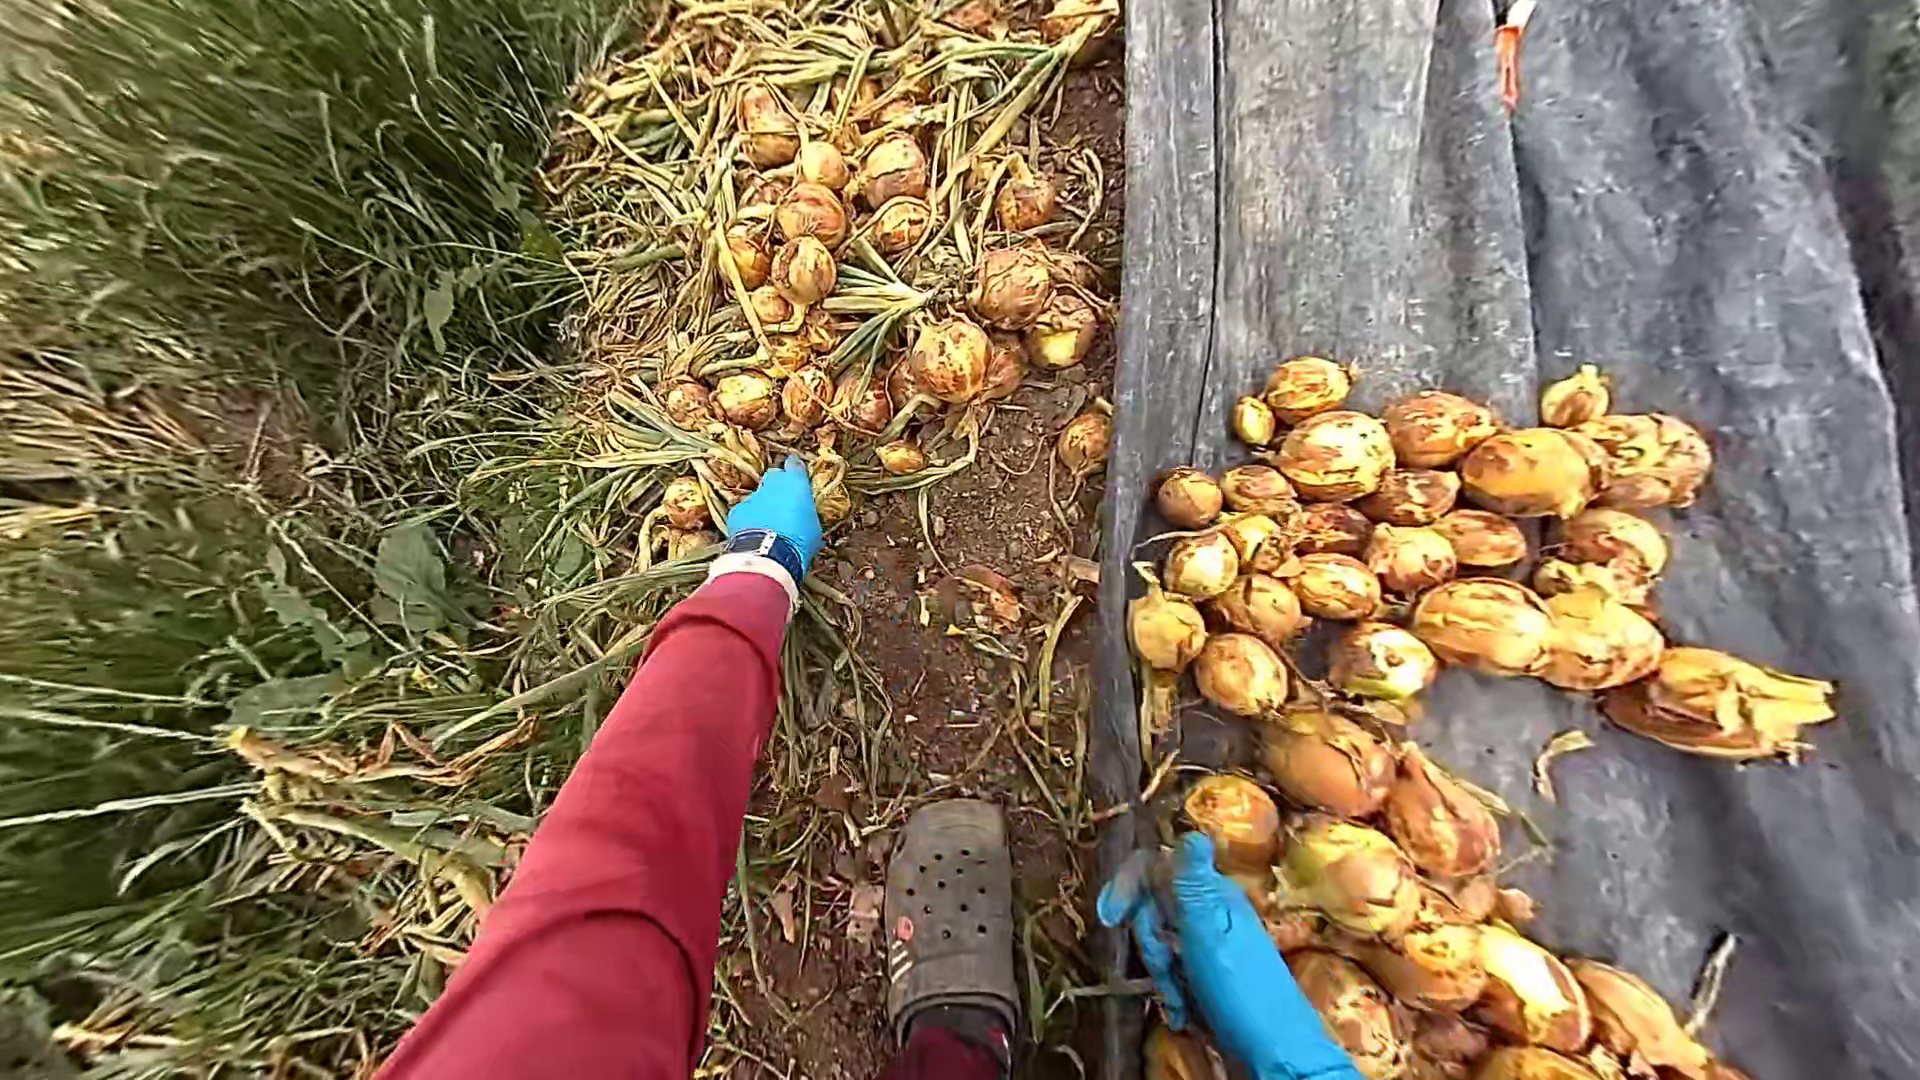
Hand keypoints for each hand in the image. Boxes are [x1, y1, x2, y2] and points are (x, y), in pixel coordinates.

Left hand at [724, 455, 823, 571]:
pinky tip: (755, 534)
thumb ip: (808, 514)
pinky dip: (749, 520)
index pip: (795, 464)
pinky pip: (744, 512)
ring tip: (769, 525)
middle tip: (784, 500)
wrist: (768, 554)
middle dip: (777, 485)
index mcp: (796, 484)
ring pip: (758, 497)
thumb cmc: (800, 540)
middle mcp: (772, 485)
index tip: (796, 468)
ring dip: (763, 506)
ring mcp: (752, 497)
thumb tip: (806, 518)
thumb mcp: (814, 528)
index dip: (795, 467)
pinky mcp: (737, 511)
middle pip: (773, 476)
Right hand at [1097, 834, 1361, 1079]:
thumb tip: (1193, 831)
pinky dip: (1171, 986)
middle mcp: (1208, 907)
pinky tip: (1181, 1010)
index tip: (1108, 918)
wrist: (1281, 1062)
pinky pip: (1174, 965)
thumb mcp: (1209, 933)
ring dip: (1159, 967)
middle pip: (1153, 902)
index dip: (1126, 884)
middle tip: (1162, 970)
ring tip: (1176, 999)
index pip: (1153, 865)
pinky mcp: (1208, 970)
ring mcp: (1209, 940)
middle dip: (1147, 937)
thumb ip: (1193, 883)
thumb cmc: (1241, 992)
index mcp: (1209, 891)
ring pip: (1160, 936)